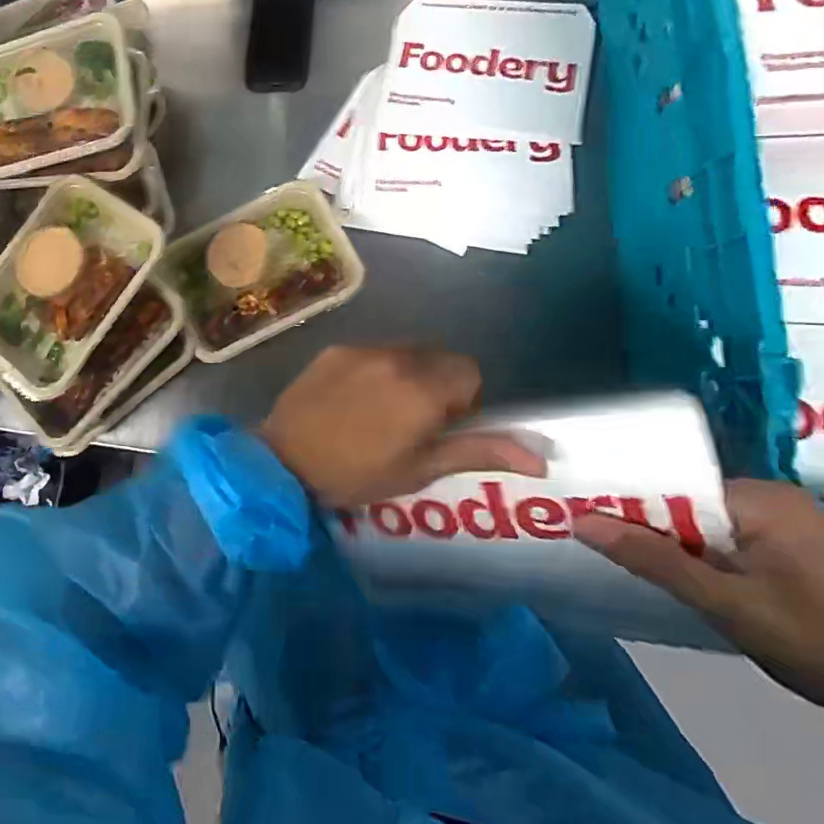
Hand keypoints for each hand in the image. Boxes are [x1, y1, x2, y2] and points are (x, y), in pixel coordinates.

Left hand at [259, 346, 544, 511]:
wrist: (281, 460)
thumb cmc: (353, 473)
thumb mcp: (419, 469)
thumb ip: (479, 452)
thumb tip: (541, 457)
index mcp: (421, 387)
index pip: (469, 372)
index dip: (464, 400)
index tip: (440, 425)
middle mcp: (392, 357)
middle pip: (438, 357)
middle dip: (437, 384)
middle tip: (413, 420)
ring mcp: (357, 350)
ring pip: (403, 351)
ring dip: (406, 373)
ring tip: (381, 410)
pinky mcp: (329, 351)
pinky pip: (369, 352)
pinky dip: (373, 369)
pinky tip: (353, 399)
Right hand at [577, 480, 823, 775]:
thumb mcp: (731, 607)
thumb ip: (654, 560)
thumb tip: (578, 519)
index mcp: (759, 500)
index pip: (663, 482)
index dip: (611, 497)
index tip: (560, 510)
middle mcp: (770, 501)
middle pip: (676, 500)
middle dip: (628, 519)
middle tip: (569, 533)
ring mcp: (783, 526)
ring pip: (694, 522)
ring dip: (656, 540)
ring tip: (602, 552)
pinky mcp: (789, 551)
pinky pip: (717, 539)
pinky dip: (686, 553)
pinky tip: (660, 572)